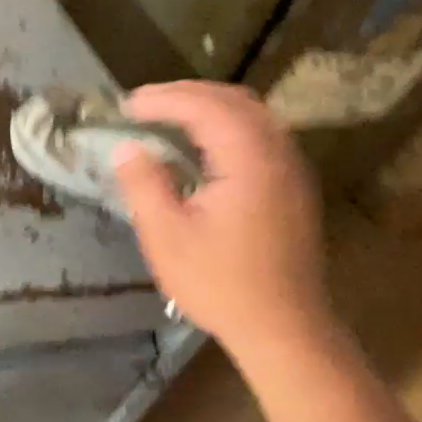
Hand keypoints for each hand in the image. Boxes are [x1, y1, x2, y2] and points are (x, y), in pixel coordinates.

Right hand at [111, 81, 333, 356]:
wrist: (284, 327)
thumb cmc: (220, 284)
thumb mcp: (166, 237)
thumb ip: (144, 184)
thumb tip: (126, 147)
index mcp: (249, 160)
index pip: (205, 107)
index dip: (164, 99)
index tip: (127, 106)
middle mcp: (278, 154)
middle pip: (235, 101)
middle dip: (188, 94)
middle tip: (146, 103)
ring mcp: (292, 170)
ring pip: (254, 116)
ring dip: (211, 106)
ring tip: (170, 116)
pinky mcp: (294, 188)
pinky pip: (263, 136)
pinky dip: (229, 125)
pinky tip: (205, 146)